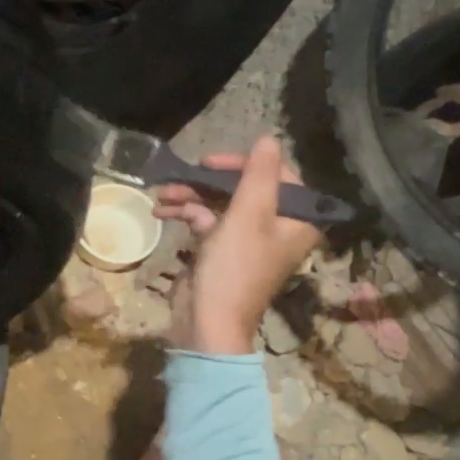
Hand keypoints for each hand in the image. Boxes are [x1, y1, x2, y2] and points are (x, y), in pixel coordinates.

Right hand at [152, 136, 322, 354]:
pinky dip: (186, 214)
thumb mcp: (248, 214)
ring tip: (162, 194)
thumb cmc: (234, 267)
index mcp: (297, 220)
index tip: (211, 163)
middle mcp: (277, 227)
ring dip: (191, 196)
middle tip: (184, 174)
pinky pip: (207, 222)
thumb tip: (268, 138)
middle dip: (209, 181)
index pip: (278, 176)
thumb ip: (259, 174)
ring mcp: (248, 241)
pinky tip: (162, 211)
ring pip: (221, 204)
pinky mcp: (222, 252)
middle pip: (245, 188)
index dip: (243, 164)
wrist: (208, 321)